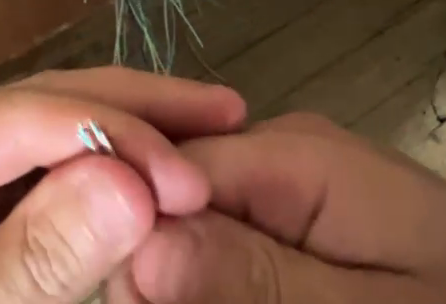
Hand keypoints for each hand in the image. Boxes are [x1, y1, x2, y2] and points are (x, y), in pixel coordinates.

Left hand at [0, 67, 247, 303]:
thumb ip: (32, 259)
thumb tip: (131, 180)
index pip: (26, 116)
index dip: (112, 132)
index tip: (189, 179)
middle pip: (52, 106)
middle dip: (138, 109)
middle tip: (226, 114)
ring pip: (66, 134)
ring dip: (138, 130)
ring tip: (210, 125)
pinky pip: (62, 182)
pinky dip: (119, 175)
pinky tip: (160, 168)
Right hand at [123, 113, 445, 302]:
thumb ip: (258, 281)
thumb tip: (138, 247)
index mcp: (294, 155)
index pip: (164, 173)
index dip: (134, 245)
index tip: (127, 301)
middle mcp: (286, 157)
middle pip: (177, 206)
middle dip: (165, 277)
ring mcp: (303, 193)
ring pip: (207, 237)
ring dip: (197, 284)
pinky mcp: (317, 231)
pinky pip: (248, 253)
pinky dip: (235, 284)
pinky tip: (241, 294)